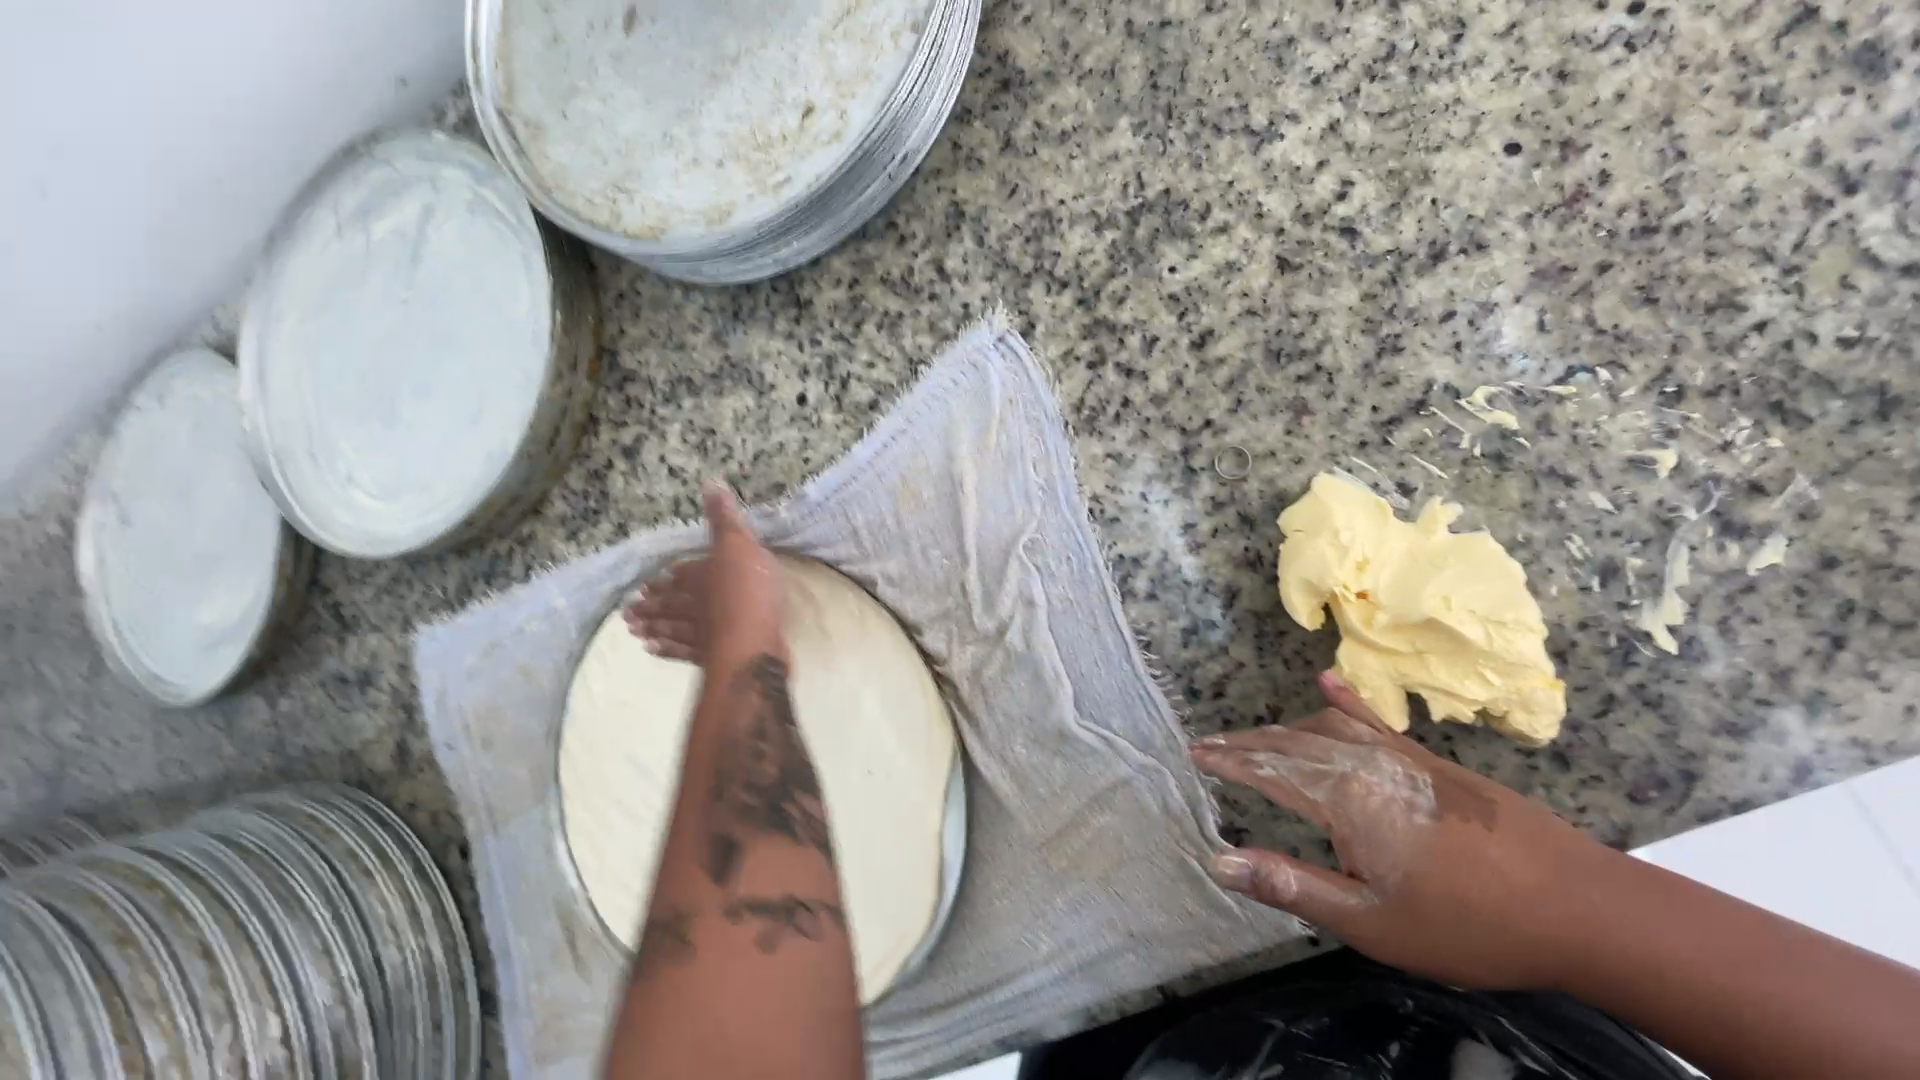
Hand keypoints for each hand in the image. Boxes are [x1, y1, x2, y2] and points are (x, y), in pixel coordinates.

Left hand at [625, 481, 786, 667]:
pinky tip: (654, 651)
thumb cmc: (747, 591)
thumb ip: (725, 519)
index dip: (663, 580)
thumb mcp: (740, 545)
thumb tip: (710, 482)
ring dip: (653, 628)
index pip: (678, 576)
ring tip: (634, 631)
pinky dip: (667, 651)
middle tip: (628, 611)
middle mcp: (693, 605)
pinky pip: (682, 653)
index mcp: (699, 576)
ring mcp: (699, 635)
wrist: (752, 643)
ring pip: (670, 629)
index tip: (644, 586)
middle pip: (668, 604)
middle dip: (651, 606)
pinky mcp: (709, 658)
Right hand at [1191, 672, 1609, 990]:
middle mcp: (1366, 762)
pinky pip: (1374, 721)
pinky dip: (1344, 700)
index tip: (1194, 754)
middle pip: (1291, 741)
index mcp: (1344, 798)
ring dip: (1282, 729)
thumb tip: (1218, 858)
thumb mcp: (1370, 922)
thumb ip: (1292, 886)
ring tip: (1252, 737)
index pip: (1268, 769)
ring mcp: (1402, 756)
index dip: (1229, 760)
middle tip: (1210, 744)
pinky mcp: (1431, 761)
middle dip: (1246, 742)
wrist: (1581, 906)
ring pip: (1326, 727)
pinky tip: (1326, 680)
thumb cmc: (1469, 924)